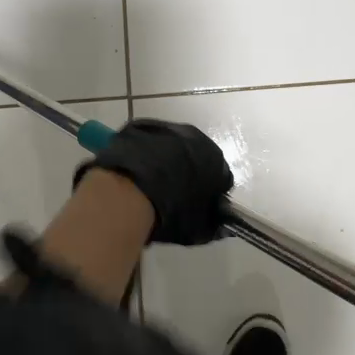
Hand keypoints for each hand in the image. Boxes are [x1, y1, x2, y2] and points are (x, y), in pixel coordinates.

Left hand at [76, 119, 232, 244]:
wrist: (134, 189)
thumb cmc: (173, 210)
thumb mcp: (196, 227)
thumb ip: (209, 223)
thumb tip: (214, 225)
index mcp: (215, 159)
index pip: (220, 176)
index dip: (210, 193)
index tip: (199, 205)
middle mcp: (195, 136)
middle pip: (195, 156)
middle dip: (188, 172)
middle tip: (175, 193)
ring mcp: (167, 128)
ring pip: (172, 146)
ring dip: (167, 161)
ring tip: (153, 184)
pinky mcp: (142, 127)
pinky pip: (149, 142)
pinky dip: (146, 155)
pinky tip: (137, 173)